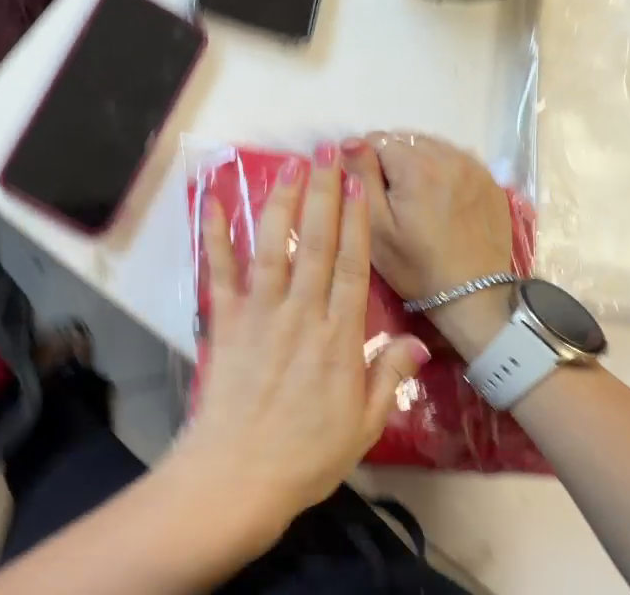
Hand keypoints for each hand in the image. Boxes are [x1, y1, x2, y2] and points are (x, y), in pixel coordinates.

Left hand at [169, 148, 430, 550]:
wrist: (240, 475)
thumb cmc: (307, 455)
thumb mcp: (364, 425)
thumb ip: (389, 377)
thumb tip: (417, 340)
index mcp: (339, 337)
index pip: (353, 267)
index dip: (356, 222)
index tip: (358, 185)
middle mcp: (301, 313)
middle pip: (316, 243)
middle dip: (322, 194)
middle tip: (326, 154)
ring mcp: (259, 312)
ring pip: (274, 246)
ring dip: (282, 202)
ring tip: (290, 166)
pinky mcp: (224, 320)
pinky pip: (219, 270)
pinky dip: (214, 234)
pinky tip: (212, 201)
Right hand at [343, 133, 516, 358]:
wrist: (474, 297)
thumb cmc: (415, 266)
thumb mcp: (376, 227)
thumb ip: (360, 177)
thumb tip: (349, 142)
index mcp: (415, 166)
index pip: (376, 139)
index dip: (365, 161)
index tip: (368, 189)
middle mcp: (448, 156)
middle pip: (406, 139)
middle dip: (392, 159)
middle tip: (391, 196)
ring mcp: (473, 167)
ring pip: (432, 146)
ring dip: (418, 161)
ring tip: (416, 196)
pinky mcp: (490, 181)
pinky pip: (457, 159)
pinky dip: (443, 170)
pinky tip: (441, 199)